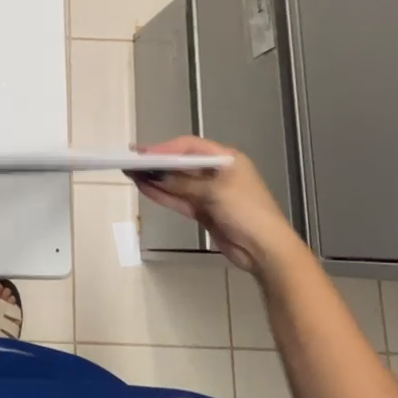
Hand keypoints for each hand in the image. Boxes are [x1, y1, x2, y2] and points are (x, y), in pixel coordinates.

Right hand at [128, 136, 303, 273]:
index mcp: (226, 159)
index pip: (190, 147)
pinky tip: (145, 189)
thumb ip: (183, 183)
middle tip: (131, 162)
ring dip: (157, 179)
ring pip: (178, 183)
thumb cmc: (246, 211)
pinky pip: (179, 199)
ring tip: (131, 174)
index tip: (142, 153)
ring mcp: (210, 193)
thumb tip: (156, 175)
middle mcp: (217, 173)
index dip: (165, 148)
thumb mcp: (214, 192)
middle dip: (158, 163)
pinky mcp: (204, 212)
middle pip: (182, 164)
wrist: (265, 250)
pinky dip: (163, 195)